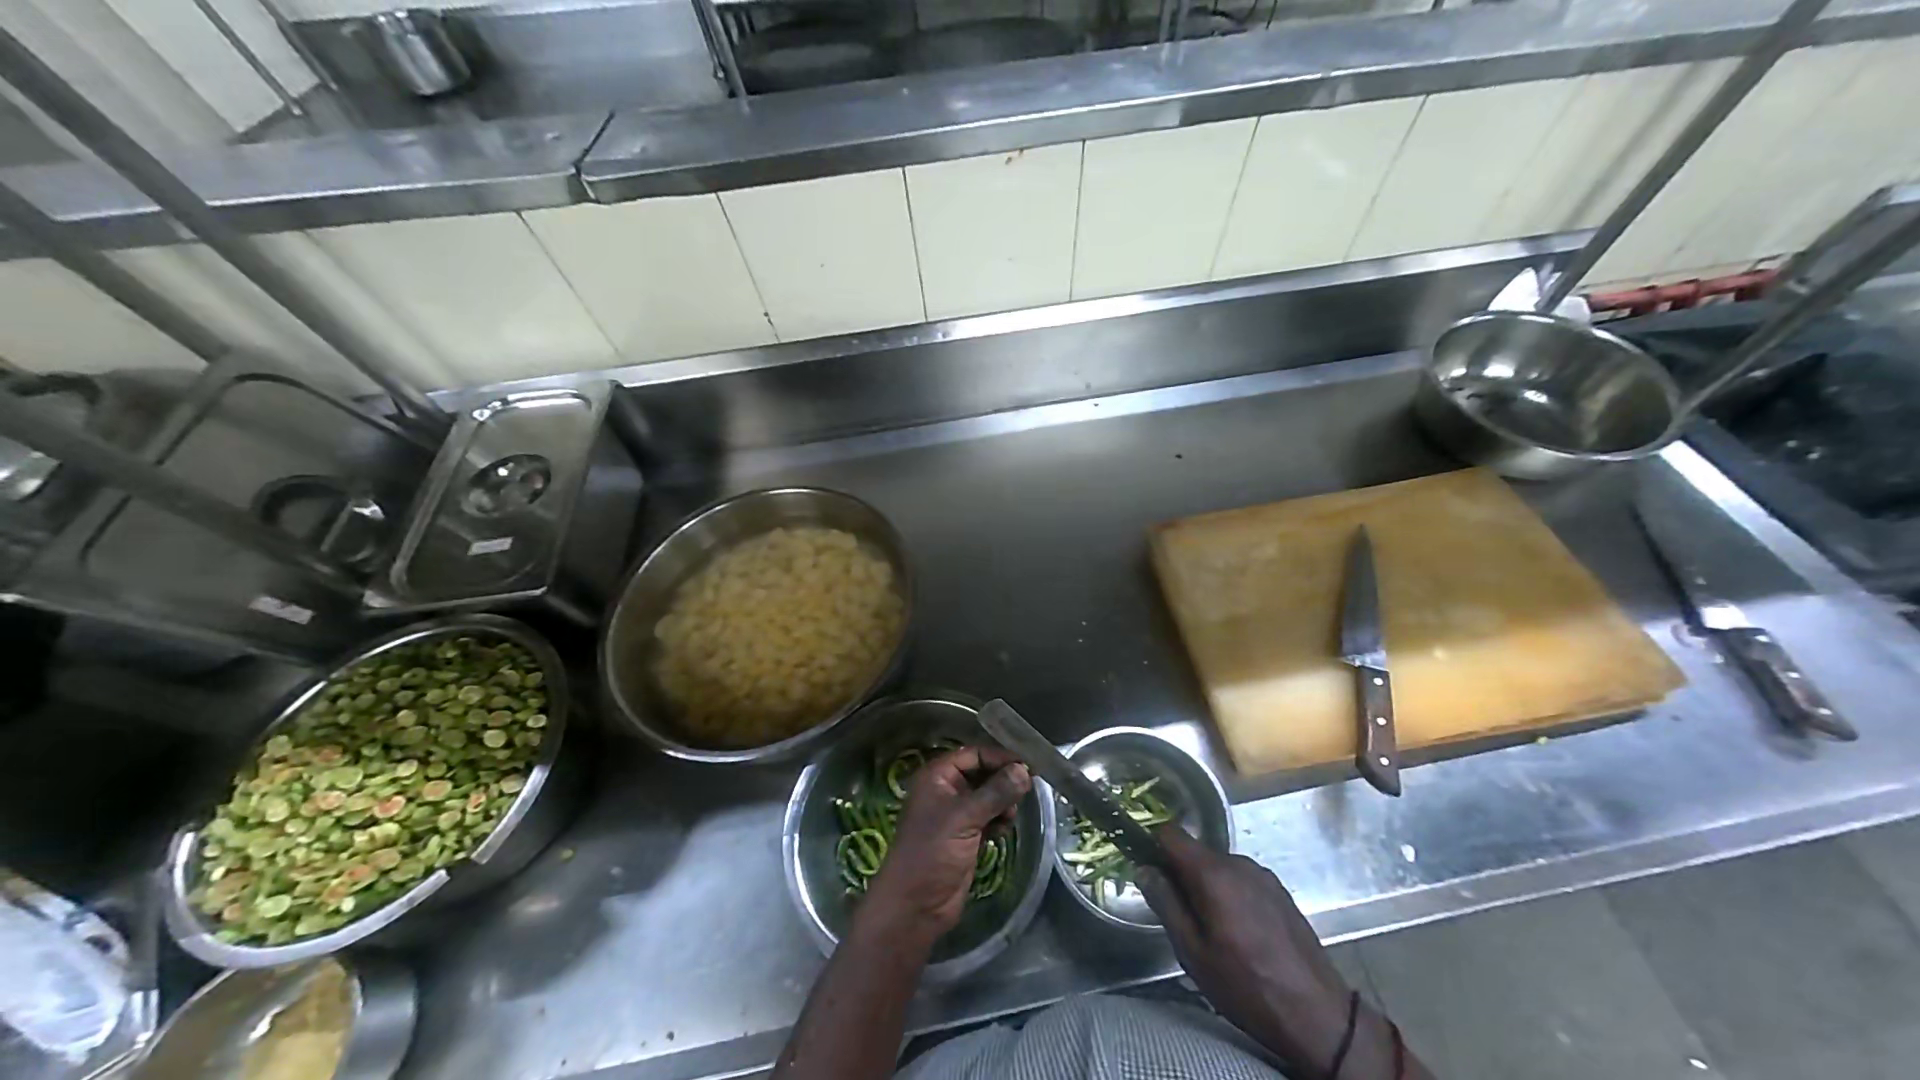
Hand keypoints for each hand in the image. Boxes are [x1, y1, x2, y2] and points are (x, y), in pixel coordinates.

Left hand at [864, 746, 1030, 940]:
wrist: (916, 905)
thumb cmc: (932, 852)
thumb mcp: (964, 817)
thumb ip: (995, 792)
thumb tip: (1024, 770)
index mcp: (936, 777)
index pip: (973, 755)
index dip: (999, 757)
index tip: (1028, 763)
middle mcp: (946, 791)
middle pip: (982, 774)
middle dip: (1003, 780)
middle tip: (1028, 787)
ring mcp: (956, 815)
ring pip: (988, 797)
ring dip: (1003, 802)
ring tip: (1011, 813)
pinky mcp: (966, 837)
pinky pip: (989, 818)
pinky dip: (999, 820)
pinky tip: (1004, 828)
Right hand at [1136, 827, 1353, 1072]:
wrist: (1319, 1017)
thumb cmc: (1247, 987)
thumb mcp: (1193, 952)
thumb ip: (1165, 903)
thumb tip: (1144, 869)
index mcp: (1213, 873)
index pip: (1171, 833)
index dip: (1153, 846)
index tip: (1147, 872)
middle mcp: (1239, 863)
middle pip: (1195, 852)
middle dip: (1180, 874)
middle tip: (1177, 914)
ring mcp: (1263, 876)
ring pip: (1218, 867)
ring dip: (1206, 886)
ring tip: (1210, 930)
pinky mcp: (1280, 891)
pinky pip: (1241, 880)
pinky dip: (1229, 894)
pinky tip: (1238, 932)